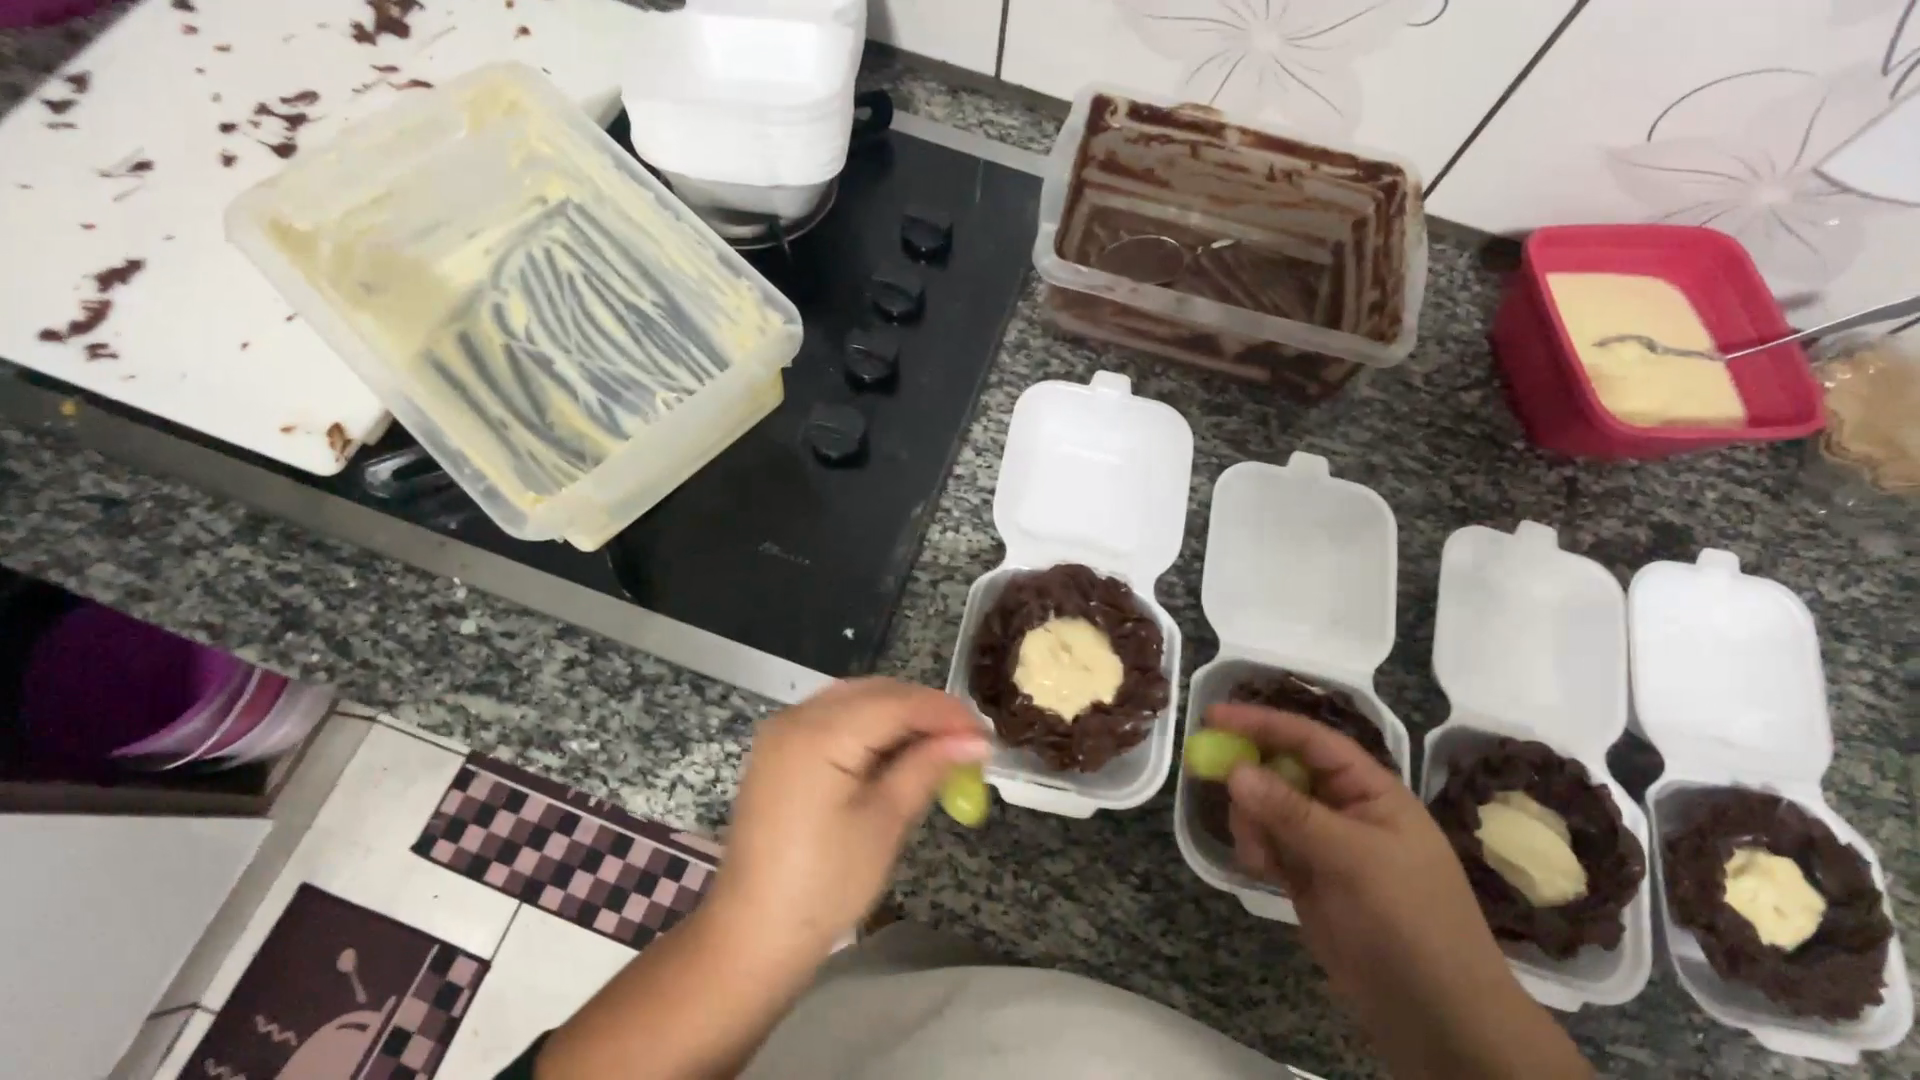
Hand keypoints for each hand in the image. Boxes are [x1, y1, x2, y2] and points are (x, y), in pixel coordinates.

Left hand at [711, 678, 990, 959]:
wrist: (753, 933)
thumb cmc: (825, 885)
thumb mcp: (885, 823)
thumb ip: (927, 767)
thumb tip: (976, 740)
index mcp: (819, 734)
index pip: (896, 703)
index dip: (945, 712)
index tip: (985, 735)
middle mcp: (795, 718)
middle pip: (874, 692)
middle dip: (923, 710)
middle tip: (966, 742)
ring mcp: (781, 732)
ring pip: (854, 700)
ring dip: (898, 716)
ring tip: (938, 747)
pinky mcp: (778, 751)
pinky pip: (832, 719)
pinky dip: (868, 727)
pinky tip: (895, 753)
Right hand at [1210, 704, 1592, 1078]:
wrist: (1436, 1013)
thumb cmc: (1410, 920)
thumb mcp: (1353, 858)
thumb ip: (1291, 812)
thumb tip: (1235, 770)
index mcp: (1371, 791)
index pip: (1311, 740)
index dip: (1263, 723)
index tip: (1213, 715)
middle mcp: (1346, 810)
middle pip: (1283, 770)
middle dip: (1249, 775)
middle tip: (1211, 777)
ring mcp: (1325, 846)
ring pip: (1268, 809)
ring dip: (1252, 821)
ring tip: (1256, 854)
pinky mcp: (1308, 879)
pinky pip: (1268, 845)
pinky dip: (1255, 849)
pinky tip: (1259, 870)